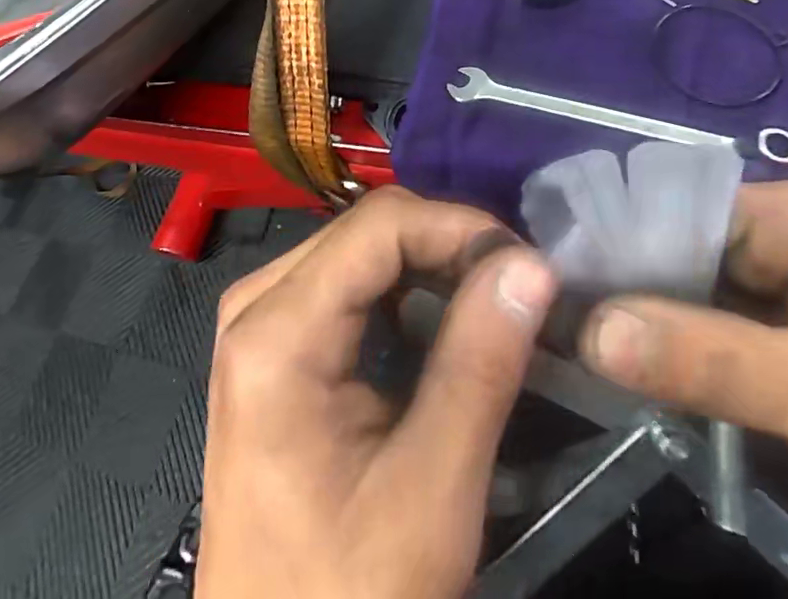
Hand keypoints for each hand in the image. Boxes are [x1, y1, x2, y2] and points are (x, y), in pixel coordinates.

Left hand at [199, 188, 557, 598]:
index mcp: (275, 331)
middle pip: (367, 230)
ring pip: (361, 251)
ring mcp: (260, 322)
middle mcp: (256, 304)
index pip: (379, 224)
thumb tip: (531, 264)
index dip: (461, 228)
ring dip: (432, 268)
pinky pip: (347, 285)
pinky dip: (405, 293)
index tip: (528, 267)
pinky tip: (444, 328)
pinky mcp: (275, 344)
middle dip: (449, 246)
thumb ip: (479, 365)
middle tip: (518, 292)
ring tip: (493, 309)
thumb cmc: (346, 590)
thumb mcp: (428, 488)